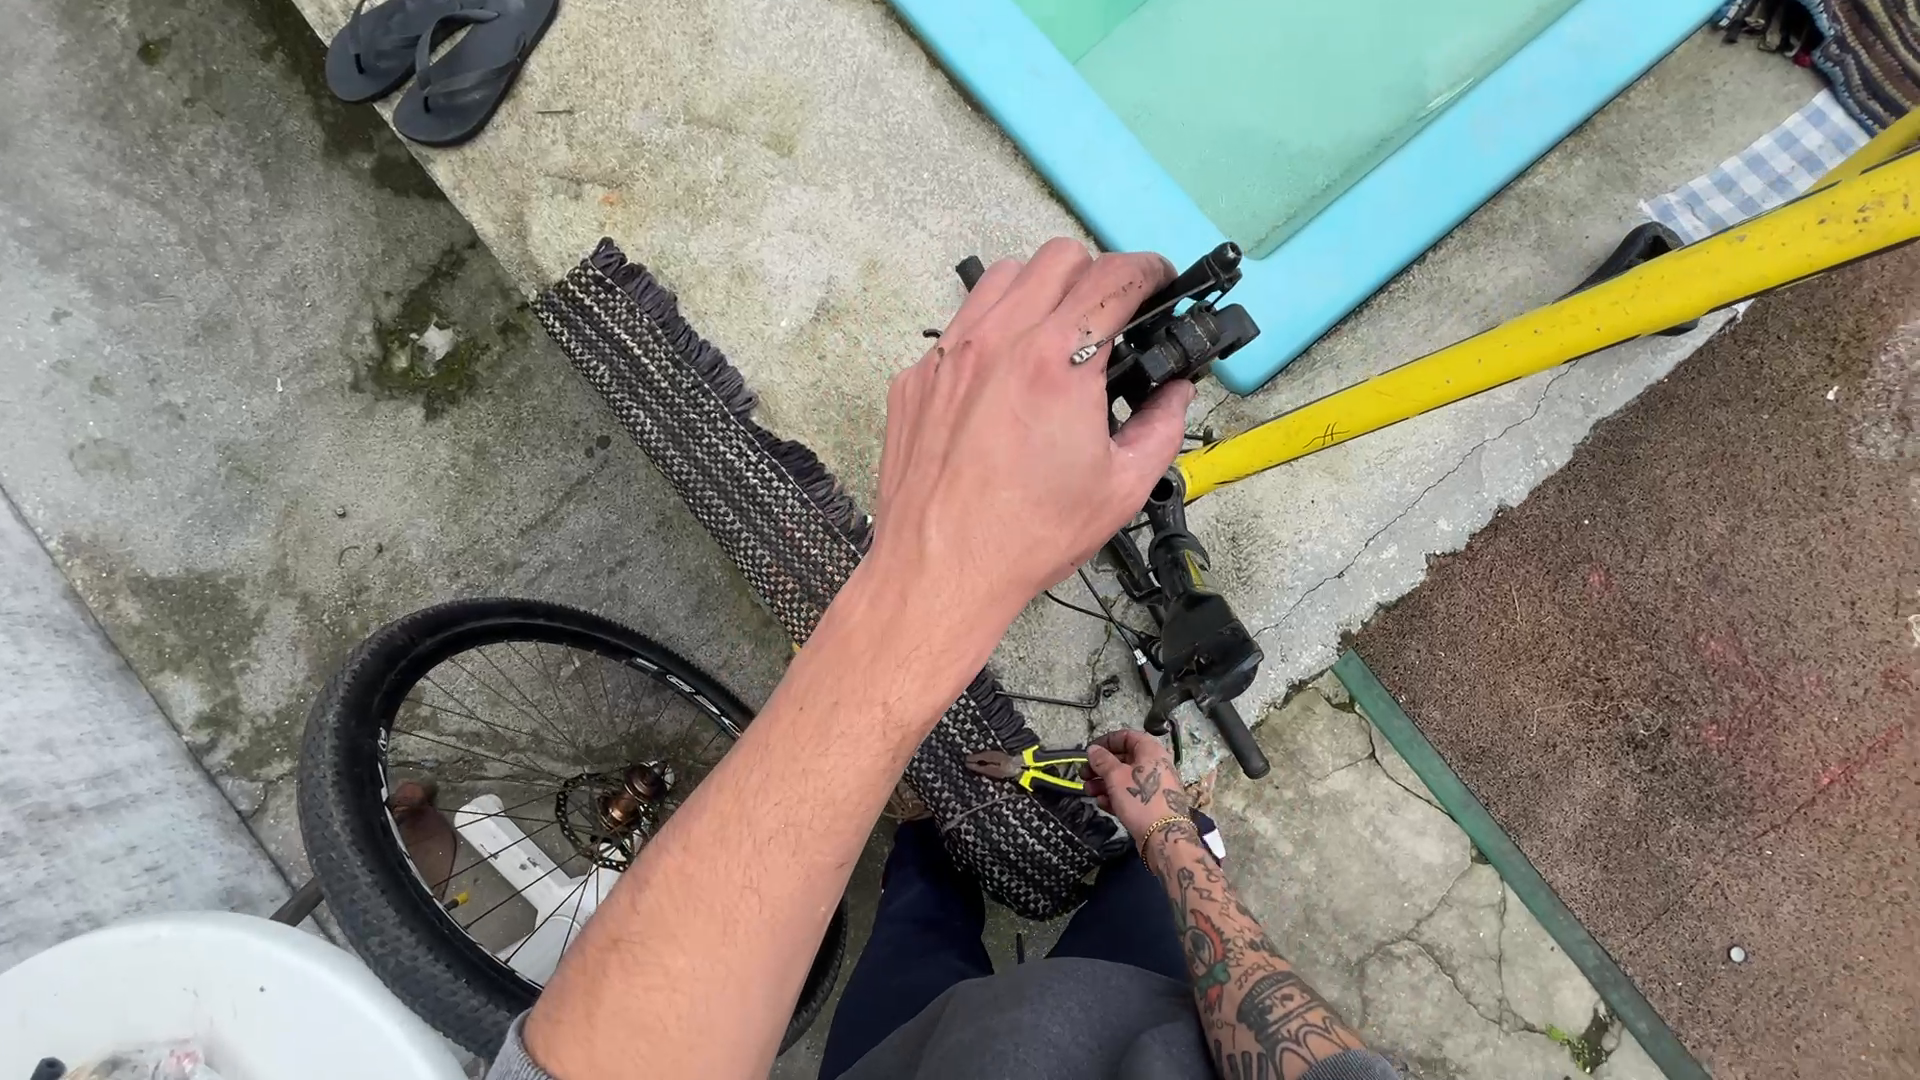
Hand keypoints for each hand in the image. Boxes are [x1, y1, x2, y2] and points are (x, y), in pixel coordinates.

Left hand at [864, 238, 1195, 627]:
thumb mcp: (1120, 489)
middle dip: (1095, 276)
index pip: (1115, 276)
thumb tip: (1174, 395)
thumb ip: (1161, 427)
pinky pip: (957, 326)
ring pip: (1002, 278)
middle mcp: (998, 344)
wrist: (940, 569)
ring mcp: (948, 357)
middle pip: (1058, 258)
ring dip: (1038, 290)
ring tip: (1052, 335)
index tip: (1155, 281)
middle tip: (1106, 316)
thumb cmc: (1021, 537)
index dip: (1149, 270)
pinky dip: (988, 332)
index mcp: (1057, 363)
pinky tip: (999, 375)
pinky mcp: (916, 379)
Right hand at [1085, 729, 1190, 845]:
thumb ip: (1102, 760)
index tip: (1090, 751)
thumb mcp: (1116, 776)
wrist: (1164, 837)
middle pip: (1123, 759)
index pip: (1127, 736)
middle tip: (1084, 775)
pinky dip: (1116, 797)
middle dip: (1101, 767)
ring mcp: (1155, 786)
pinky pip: (1131, 795)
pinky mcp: (1152, 805)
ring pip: (1125, 778)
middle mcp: (1155, 765)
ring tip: (1088, 791)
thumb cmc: (1140, 799)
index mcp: (1151, 751)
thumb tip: (1093, 749)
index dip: (1106, 741)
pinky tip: (1103, 804)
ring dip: (1104, 783)